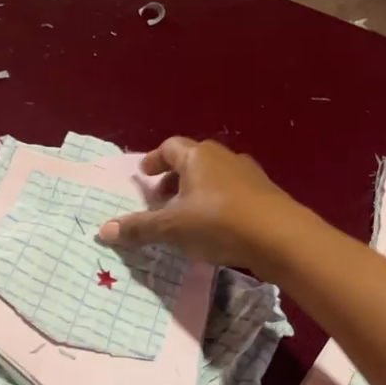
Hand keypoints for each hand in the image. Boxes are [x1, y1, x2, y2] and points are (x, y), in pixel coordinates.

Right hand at [98, 137, 307, 269]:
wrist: (282, 238)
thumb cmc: (219, 223)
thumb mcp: (173, 228)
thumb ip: (139, 228)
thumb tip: (103, 231)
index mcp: (198, 156)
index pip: (169, 147)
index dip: (153, 160)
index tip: (143, 176)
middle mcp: (223, 157)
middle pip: (192, 160)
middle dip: (174, 177)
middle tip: (161, 198)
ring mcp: (248, 174)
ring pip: (214, 177)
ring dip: (197, 192)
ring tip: (186, 216)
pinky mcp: (266, 195)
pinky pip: (233, 193)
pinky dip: (218, 204)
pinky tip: (215, 228)